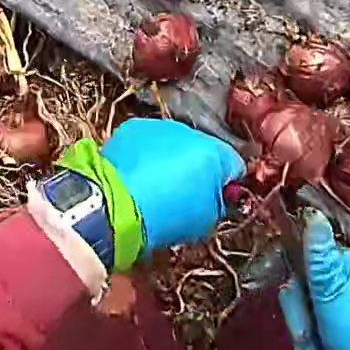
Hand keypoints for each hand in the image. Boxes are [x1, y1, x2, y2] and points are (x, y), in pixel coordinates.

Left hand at [100, 117, 241, 250]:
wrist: (115, 203)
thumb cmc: (166, 216)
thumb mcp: (206, 221)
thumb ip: (219, 202)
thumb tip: (219, 195)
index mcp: (214, 154)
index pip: (235, 165)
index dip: (228, 185)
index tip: (217, 200)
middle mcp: (190, 132)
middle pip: (204, 151)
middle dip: (198, 170)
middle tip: (185, 196)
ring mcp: (161, 127)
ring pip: (176, 143)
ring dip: (172, 160)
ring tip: (157, 187)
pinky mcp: (134, 127)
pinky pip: (149, 141)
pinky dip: (147, 155)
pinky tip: (137, 176)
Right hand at [279, 209, 349, 349]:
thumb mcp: (336, 299)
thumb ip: (320, 258)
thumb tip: (312, 212)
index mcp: (348, 262)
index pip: (300, 254)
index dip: (287, 281)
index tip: (285, 308)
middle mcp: (349, 279)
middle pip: (301, 285)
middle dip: (297, 318)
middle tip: (305, 345)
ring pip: (308, 311)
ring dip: (304, 339)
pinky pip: (319, 333)